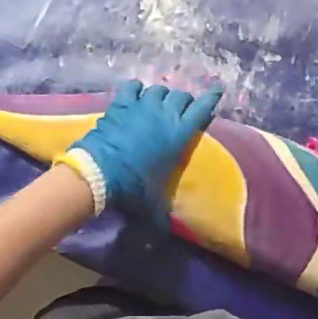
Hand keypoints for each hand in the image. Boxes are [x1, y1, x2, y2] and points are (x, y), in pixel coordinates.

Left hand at [65, 81, 221, 216]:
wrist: (102, 172)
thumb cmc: (134, 186)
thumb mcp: (155, 200)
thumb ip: (164, 209)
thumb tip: (164, 230)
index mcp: (181, 133)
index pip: (203, 108)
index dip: (211, 99)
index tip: (215, 93)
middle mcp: (166, 113)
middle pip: (181, 95)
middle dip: (183, 101)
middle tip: (179, 110)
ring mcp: (143, 105)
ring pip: (158, 89)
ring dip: (160, 95)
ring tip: (156, 104)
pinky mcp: (121, 104)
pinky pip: (132, 87)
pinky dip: (135, 89)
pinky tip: (134, 95)